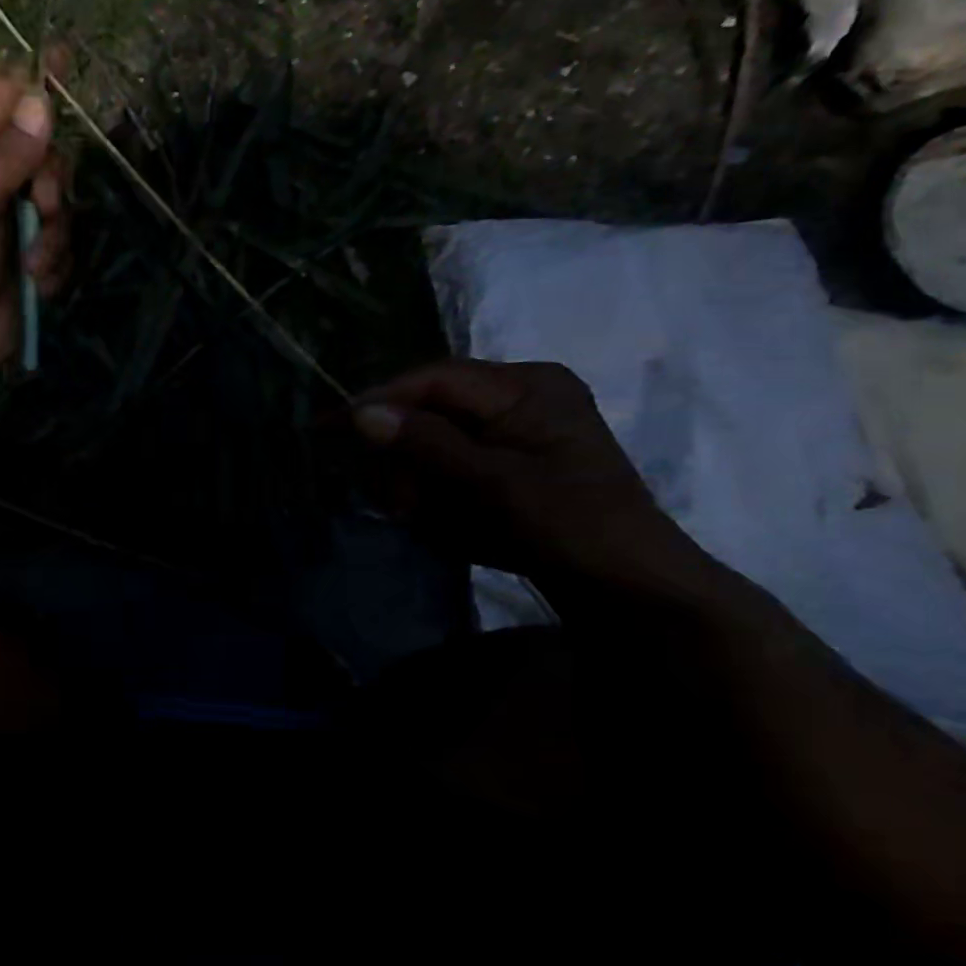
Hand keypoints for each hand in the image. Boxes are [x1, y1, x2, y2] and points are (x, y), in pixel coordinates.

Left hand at [0, 72, 70, 390]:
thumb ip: (4, 156)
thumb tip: (40, 101)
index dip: (29, 84)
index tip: (67, 62)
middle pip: (41, 155)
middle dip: (50, 184)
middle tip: (40, 209)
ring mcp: (12, 226)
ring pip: (59, 205)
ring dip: (55, 235)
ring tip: (35, 264)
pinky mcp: (32, 261)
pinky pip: (63, 245)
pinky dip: (56, 266)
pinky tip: (40, 284)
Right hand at [352, 359, 706, 588]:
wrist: (629, 587)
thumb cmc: (571, 526)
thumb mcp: (494, 484)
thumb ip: (427, 445)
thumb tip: (362, 414)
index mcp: (528, 386)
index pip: (438, 378)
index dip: (385, 399)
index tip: (335, 424)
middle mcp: (519, 397)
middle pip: (434, 409)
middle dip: (406, 454)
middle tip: (394, 496)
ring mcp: (514, 431)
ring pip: (436, 442)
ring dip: (420, 480)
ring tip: (422, 516)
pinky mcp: (506, 463)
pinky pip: (451, 466)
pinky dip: (437, 493)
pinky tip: (444, 521)